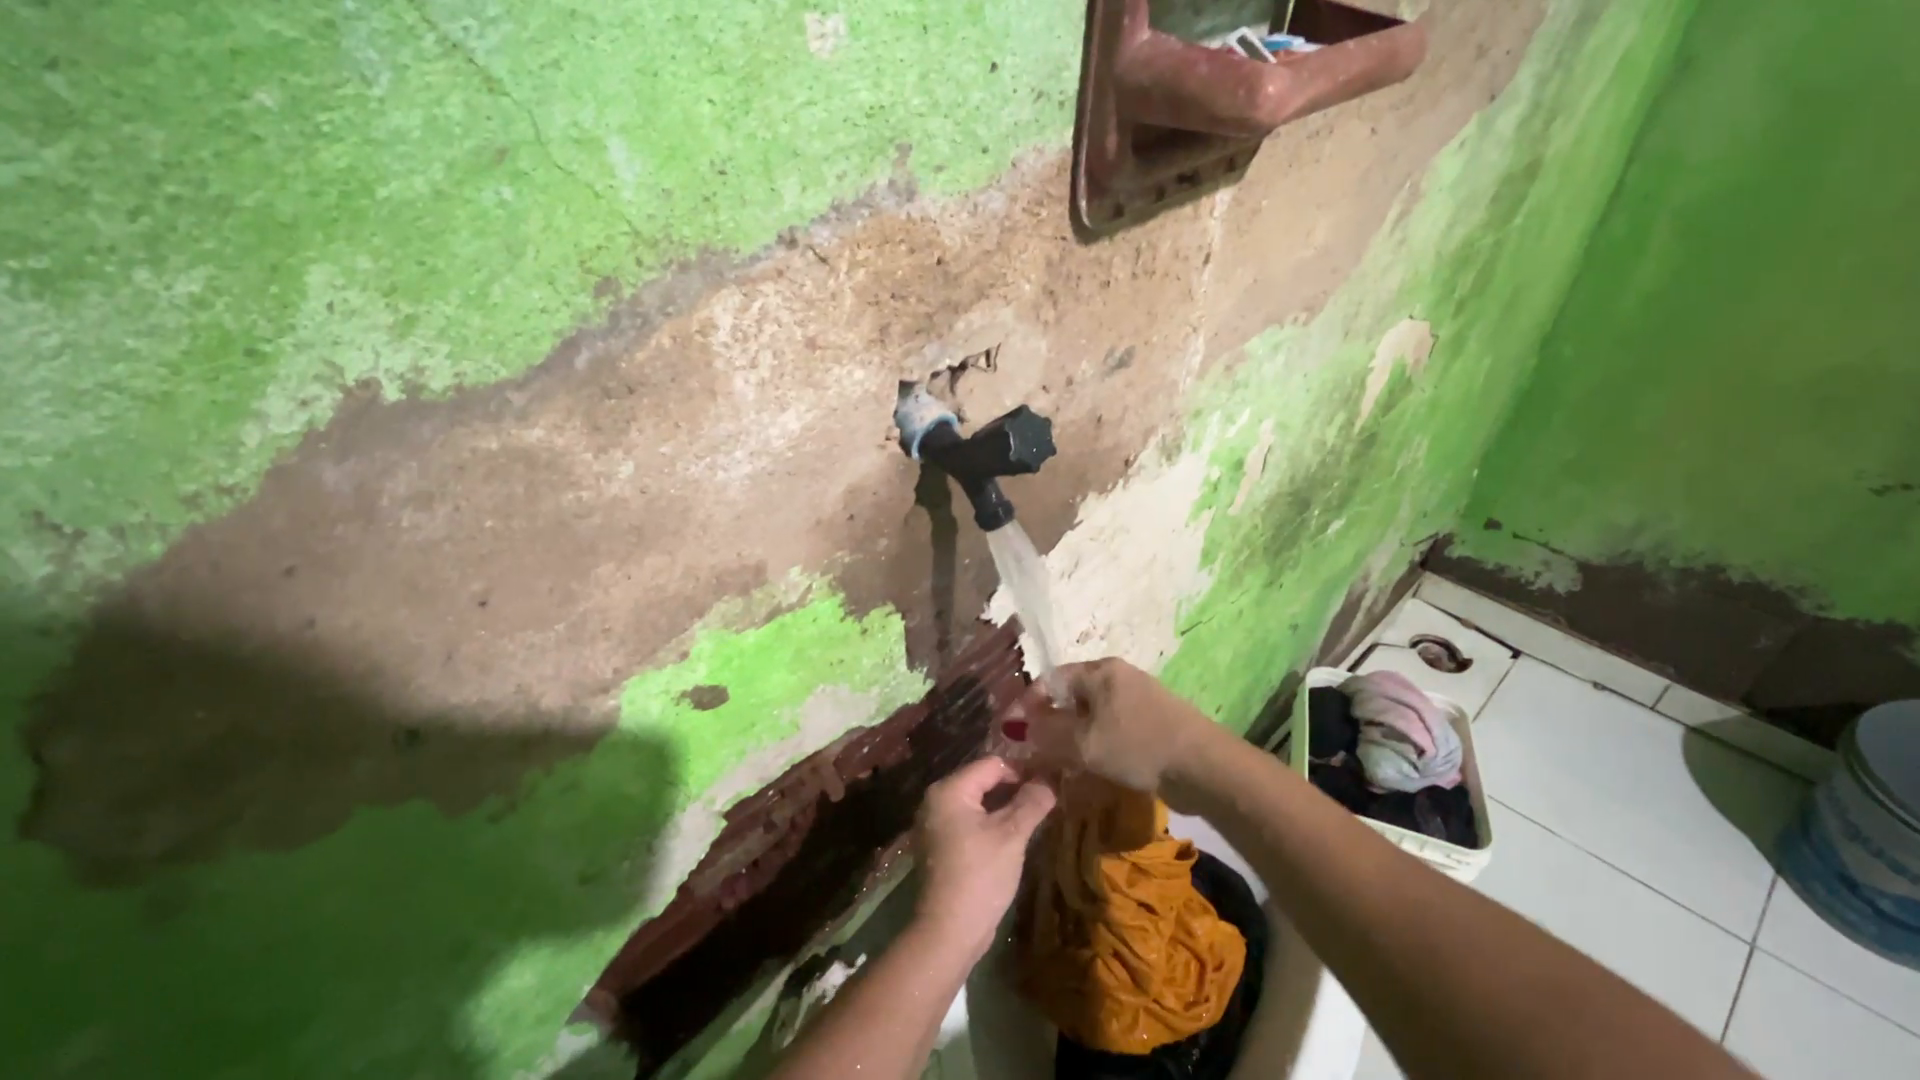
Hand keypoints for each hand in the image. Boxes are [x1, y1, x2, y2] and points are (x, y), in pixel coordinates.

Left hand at [912, 756, 1055, 957]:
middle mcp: (936, 801)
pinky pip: (970, 823)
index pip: (992, 764)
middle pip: (983, 781)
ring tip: (1036, 817)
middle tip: (1046, 801)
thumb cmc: (980, 876)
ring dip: (1006, 808)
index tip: (1050, 785)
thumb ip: (1032, 802)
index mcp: (949, 790)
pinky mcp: (941, 846)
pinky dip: (992, 824)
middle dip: (1015, 789)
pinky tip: (1015, 837)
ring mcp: (936, 824)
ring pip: (979, 804)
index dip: (1023, 771)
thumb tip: (1050, 780)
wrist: (949, 931)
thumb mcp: (1012, 835)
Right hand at [1000, 658, 1214, 794]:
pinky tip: (1089, 768)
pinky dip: (1093, 745)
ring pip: (1089, 716)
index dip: (1026, 705)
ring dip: (1070, 738)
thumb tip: (1018, 725)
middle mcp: (1116, 678)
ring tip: (1058, 765)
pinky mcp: (1150, 723)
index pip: (1049, 679)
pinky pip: (1109, 729)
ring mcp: (1136, 699)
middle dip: (1048, 724)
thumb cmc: (1138, 746)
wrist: (1203, 766)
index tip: (1010, 733)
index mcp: (1099, 671)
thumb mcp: (1083, 743)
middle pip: (1069, 697)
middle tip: (1032, 753)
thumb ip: (1046, 733)